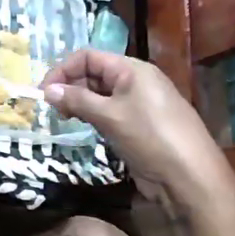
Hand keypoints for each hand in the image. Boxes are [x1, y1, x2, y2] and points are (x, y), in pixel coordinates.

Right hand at [40, 51, 234, 226]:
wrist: (191, 178)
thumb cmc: (149, 137)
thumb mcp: (108, 115)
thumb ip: (76, 100)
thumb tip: (47, 90)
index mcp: (132, 69)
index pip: (88, 57)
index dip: (63, 70)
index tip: (43, 92)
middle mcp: (136, 81)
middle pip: (94, 73)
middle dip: (70, 86)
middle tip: (51, 108)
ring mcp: (140, 103)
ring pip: (100, 94)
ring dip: (79, 102)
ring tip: (64, 118)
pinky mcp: (140, 124)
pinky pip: (110, 111)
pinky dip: (93, 115)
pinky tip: (84, 127)